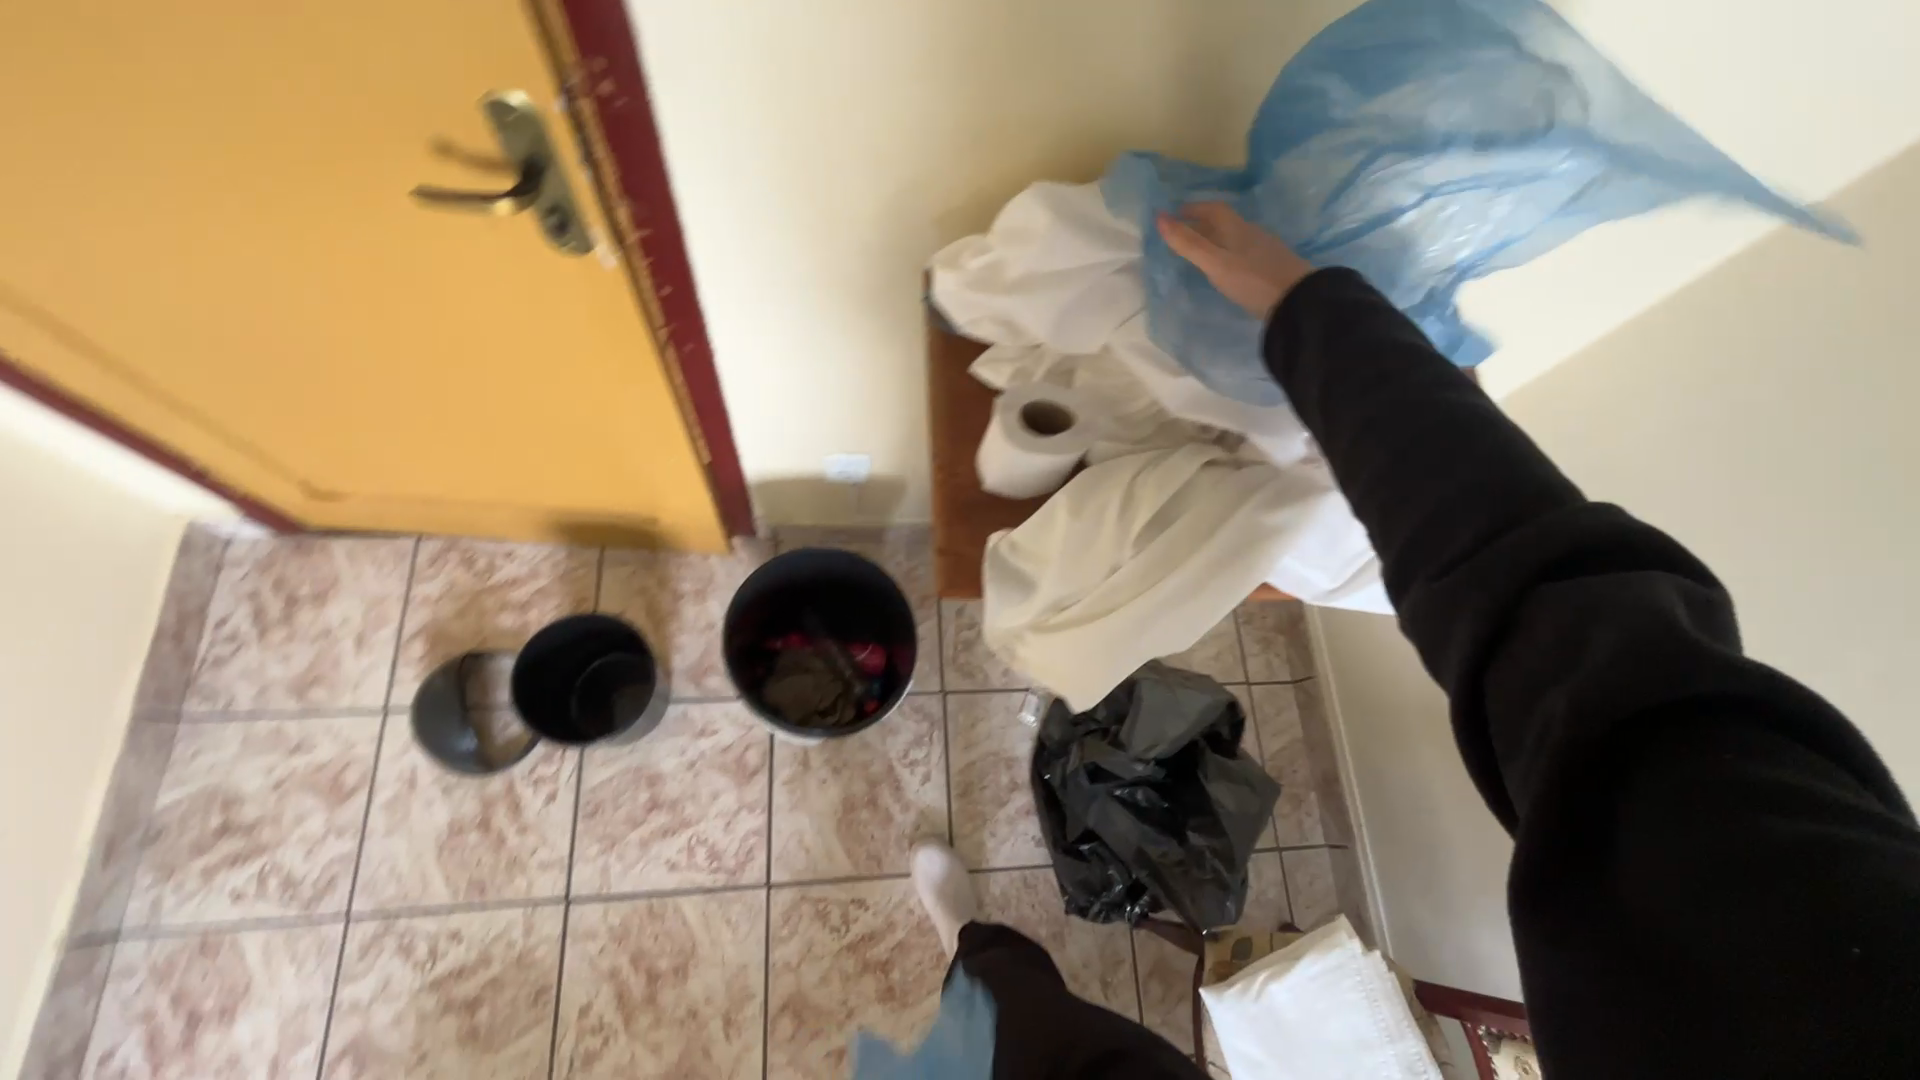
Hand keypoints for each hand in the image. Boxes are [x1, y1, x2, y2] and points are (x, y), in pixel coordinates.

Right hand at [1156, 203, 1312, 319]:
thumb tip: (1159, 217)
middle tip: (1183, 233)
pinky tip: (1228, 268)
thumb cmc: (1252, 280)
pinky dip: (1229, 254)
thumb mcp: (1215, 263)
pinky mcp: (1272, 266)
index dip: (1194, 208)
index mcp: (1237, 229)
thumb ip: (1188, 243)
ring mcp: (1265, 250)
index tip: (1176, 213)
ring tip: (1201, 252)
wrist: (1298, 301)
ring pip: (1235, 238)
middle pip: (1225, 222)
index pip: (1214, 209)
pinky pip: (1245, 253)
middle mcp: (1252, 233)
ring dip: (1217, 239)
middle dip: (1202, 224)